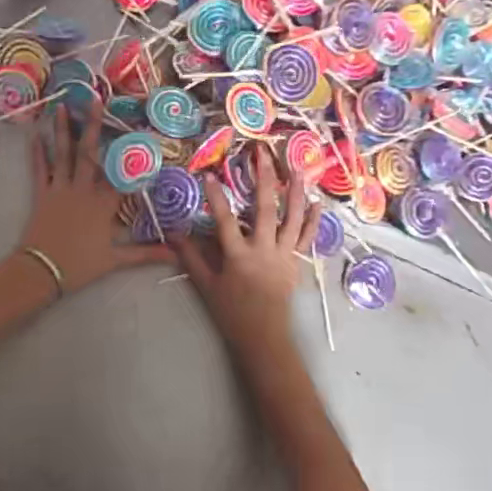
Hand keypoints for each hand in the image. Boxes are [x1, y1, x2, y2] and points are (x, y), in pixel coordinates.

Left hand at [18, 101, 174, 293]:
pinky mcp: (42, 194)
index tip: (144, 131)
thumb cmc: (80, 265)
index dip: (134, 154)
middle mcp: (83, 190)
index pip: (123, 174)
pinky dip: (37, 153)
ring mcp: (60, 189)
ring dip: (63, 130)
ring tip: (62, 107)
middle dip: (94, 126)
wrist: (41, 270)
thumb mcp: (115, 260)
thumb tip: (175, 254)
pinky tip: (35, 135)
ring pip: (63, 154)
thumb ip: (145, 253)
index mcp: (103, 204)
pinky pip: (40, 169)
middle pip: (91, 153)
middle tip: (95, 100)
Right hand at [174, 143, 321, 355]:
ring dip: (295, 191)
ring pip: (293, 218)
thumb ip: (191, 257)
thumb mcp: (206, 285)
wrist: (264, 336)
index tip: (209, 175)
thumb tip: (174, 234)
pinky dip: (313, 220)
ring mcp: (284, 255)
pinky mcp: (296, 262)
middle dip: (265, 179)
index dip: (216, 197)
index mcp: (238, 257)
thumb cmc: (232, 312)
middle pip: (265, 209)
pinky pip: (307, 238)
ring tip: (296, 168)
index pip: (224, 221)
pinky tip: (317, 202)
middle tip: (262, 154)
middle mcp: (264, 251)